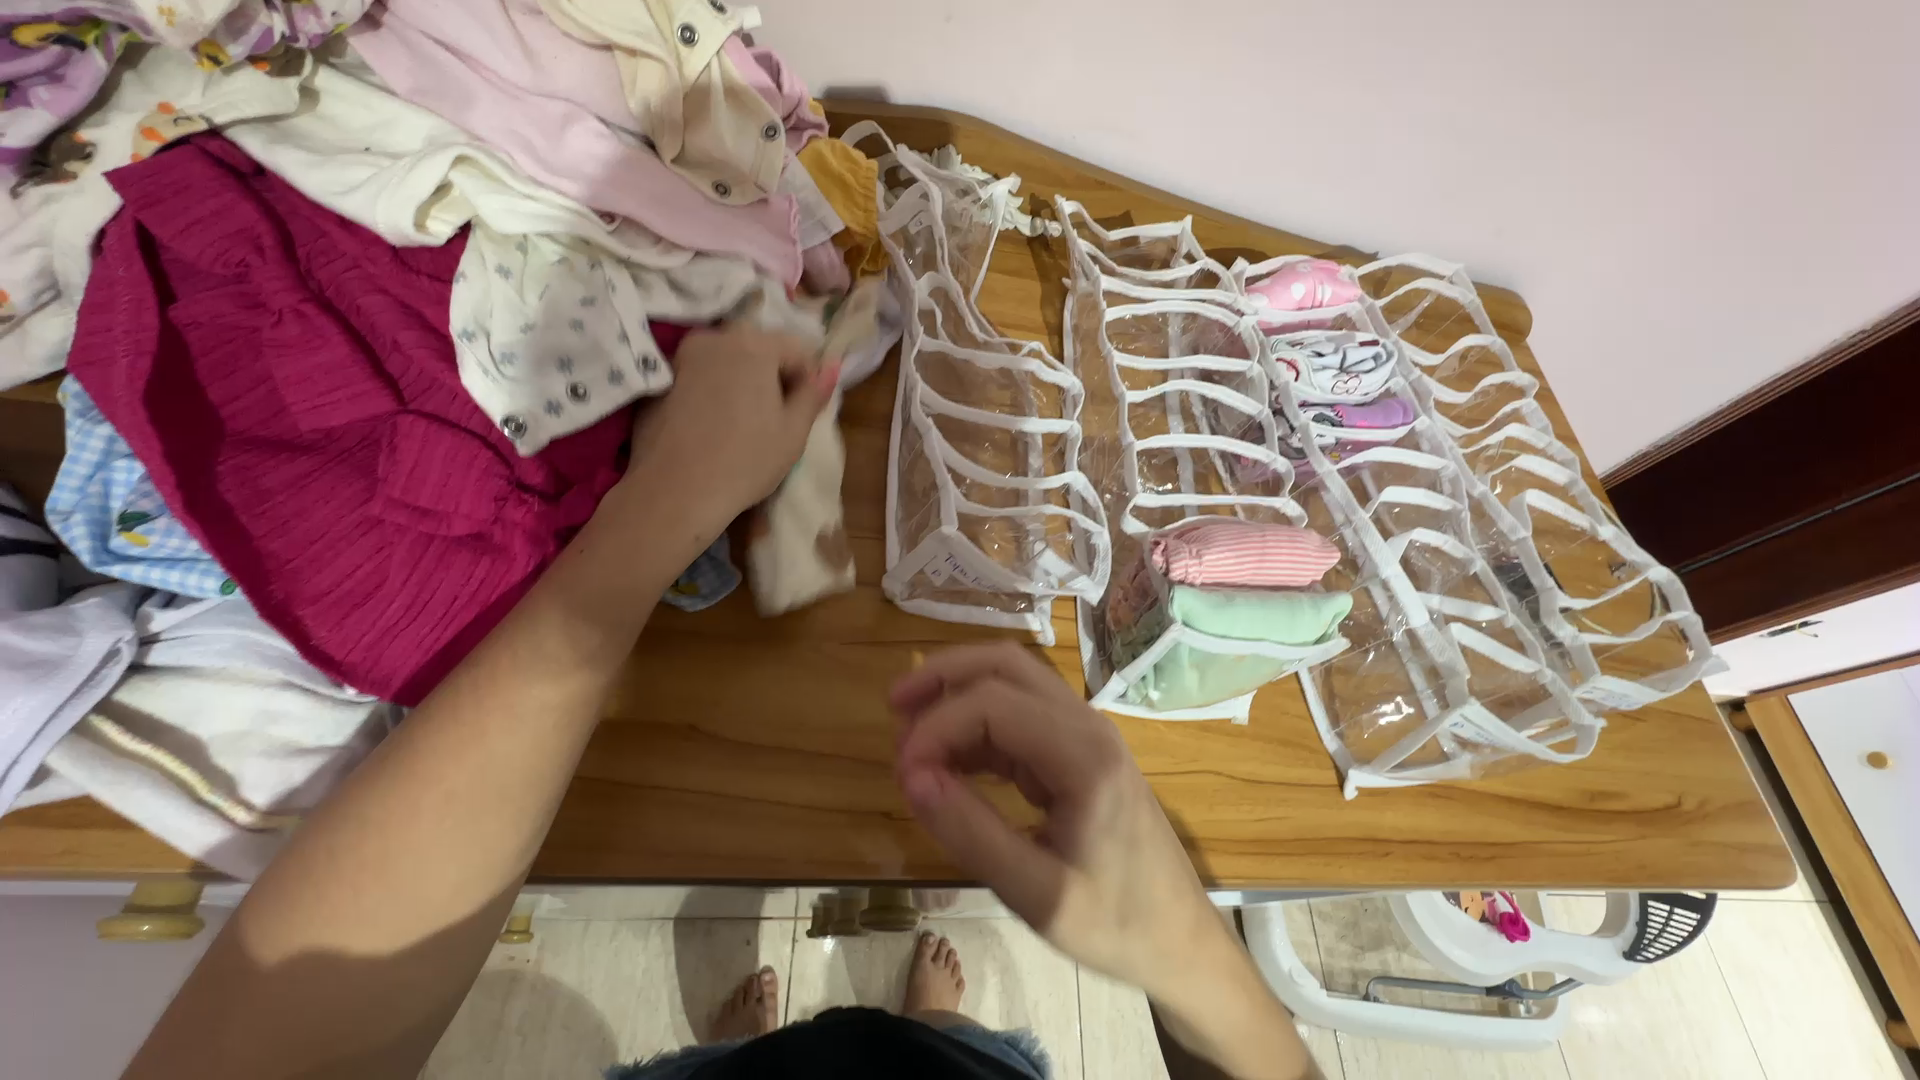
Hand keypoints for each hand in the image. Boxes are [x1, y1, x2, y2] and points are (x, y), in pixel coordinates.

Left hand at [618, 322, 838, 545]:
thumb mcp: (793, 432)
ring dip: (742, 382)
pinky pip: (701, 376)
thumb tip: (831, 366)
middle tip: (775, 419)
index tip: (803, 414)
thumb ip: (814, 394)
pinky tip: (713, 427)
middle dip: (773, 376)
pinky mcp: (661, 380)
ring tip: (744, 423)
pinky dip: (713, 392)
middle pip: (759, 349)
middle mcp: (715, 338)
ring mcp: (682, 357)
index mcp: (754, 344)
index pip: (798, 349)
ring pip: (727, 361)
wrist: (674, 492)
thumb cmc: (746, 462)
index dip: (808, 380)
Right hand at [889, 643, 1236, 1003]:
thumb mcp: (1036, 894)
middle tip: (893, 708)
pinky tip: (950, 758)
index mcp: (1084, 756)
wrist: (1179, 940)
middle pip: (1005, 665)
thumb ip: (971, 833)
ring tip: (912, 736)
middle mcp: (1087, 726)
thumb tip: (911, 777)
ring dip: (960, 694)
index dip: (937, 727)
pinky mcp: (1079, 750)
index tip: (902, 775)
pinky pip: (1022, 714)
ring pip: (1013, 680)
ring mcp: (1086, 733)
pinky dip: (979, 724)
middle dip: (944, 678)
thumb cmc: (1115, 924)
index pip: (993, 703)